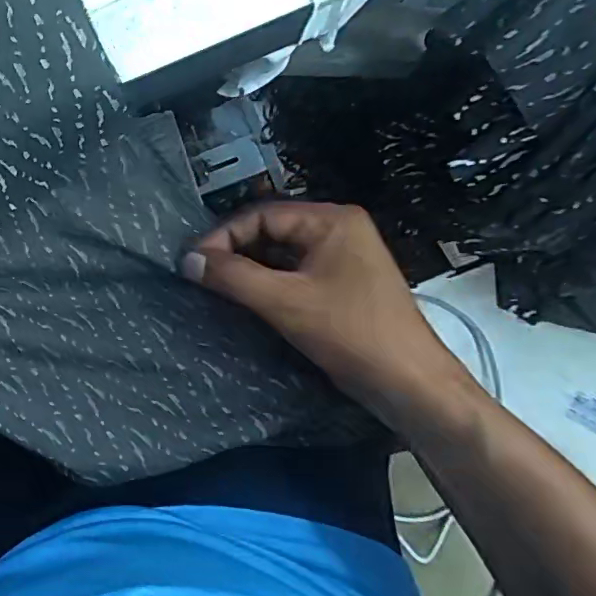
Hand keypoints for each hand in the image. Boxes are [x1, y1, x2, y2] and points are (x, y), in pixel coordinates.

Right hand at [183, 202, 477, 428]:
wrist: (407, 380)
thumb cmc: (350, 332)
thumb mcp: (285, 302)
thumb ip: (234, 277)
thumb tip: (188, 260)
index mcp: (332, 220)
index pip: (264, 214)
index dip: (224, 236)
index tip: (193, 262)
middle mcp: (339, 231)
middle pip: (273, 232)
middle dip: (236, 252)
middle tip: (202, 276)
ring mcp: (343, 259)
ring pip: (283, 256)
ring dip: (251, 270)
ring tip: (217, 289)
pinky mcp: (342, 287)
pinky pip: (296, 276)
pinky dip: (270, 286)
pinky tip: (247, 302)